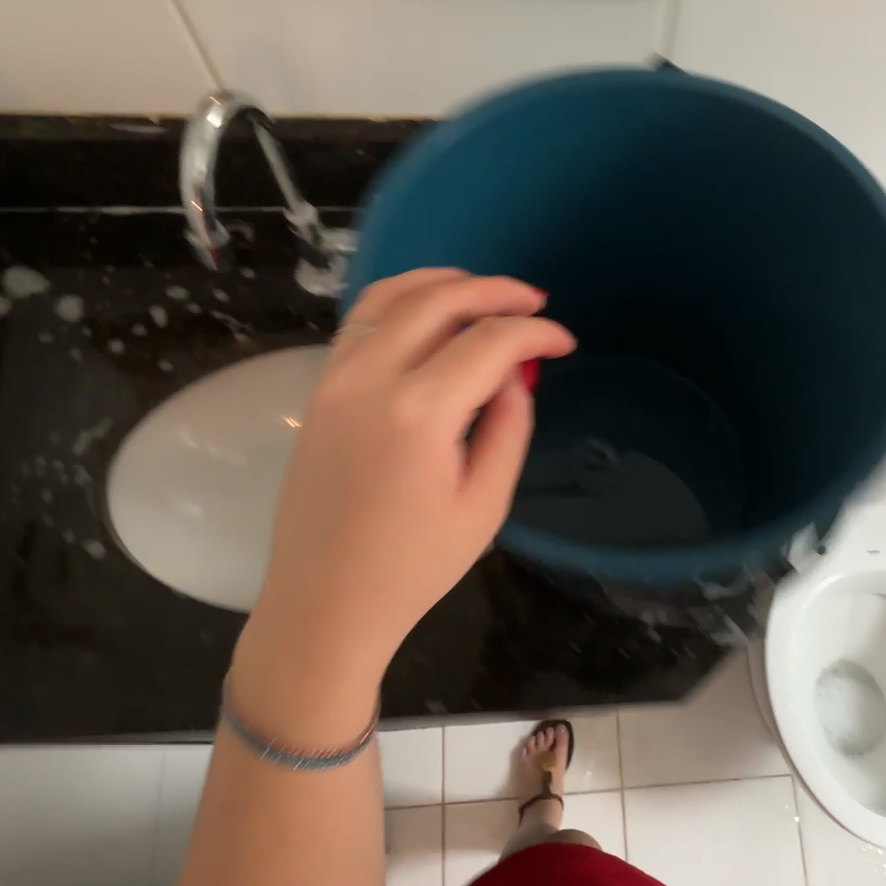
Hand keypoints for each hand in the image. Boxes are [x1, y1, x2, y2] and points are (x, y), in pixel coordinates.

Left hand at [232, 269, 575, 716]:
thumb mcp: (485, 505)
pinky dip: (401, 302)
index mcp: (420, 412)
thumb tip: (515, 375)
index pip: (490, 342)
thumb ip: (508, 428)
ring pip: (389, 296)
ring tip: (485, 294)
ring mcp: (336, 379)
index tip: (565, 342)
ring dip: (443, 284)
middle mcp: (371, 378)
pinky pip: (360, 321)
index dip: (536, 333)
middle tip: (535, 302)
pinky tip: (430, 315)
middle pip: (438, 300)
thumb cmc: (414, 566)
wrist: (326, 601)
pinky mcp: (319, 391)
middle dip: (496, 291)